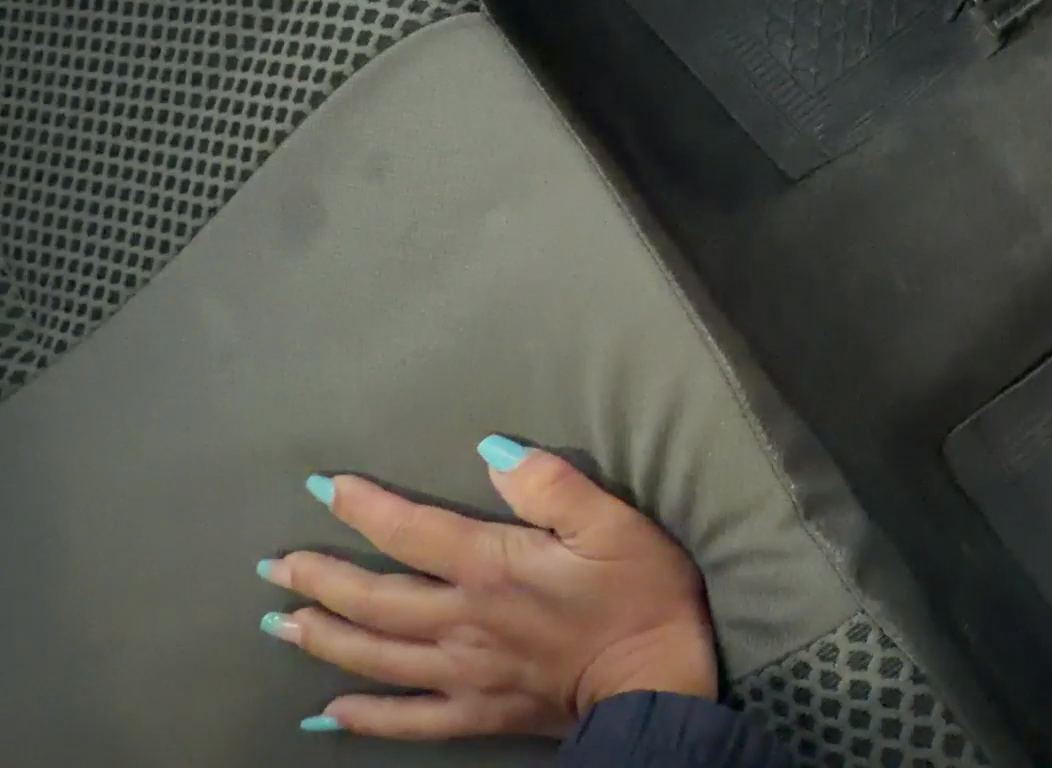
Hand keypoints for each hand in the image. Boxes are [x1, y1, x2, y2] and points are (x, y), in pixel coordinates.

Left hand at [258, 435, 716, 739]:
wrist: (654, 680)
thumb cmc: (640, 591)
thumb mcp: (613, 522)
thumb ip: (553, 486)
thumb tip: (493, 452)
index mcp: (493, 569)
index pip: (414, 533)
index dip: (367, 508)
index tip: (323, 488)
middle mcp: (462, 621)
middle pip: (376, 599)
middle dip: (322, 579)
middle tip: (276, 566)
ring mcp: (464, 674)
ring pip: (376, 656)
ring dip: (325, 638)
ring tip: (281, 624)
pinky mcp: (478, 712)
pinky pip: (405, 721)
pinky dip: (361, 718)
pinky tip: (327, 716)